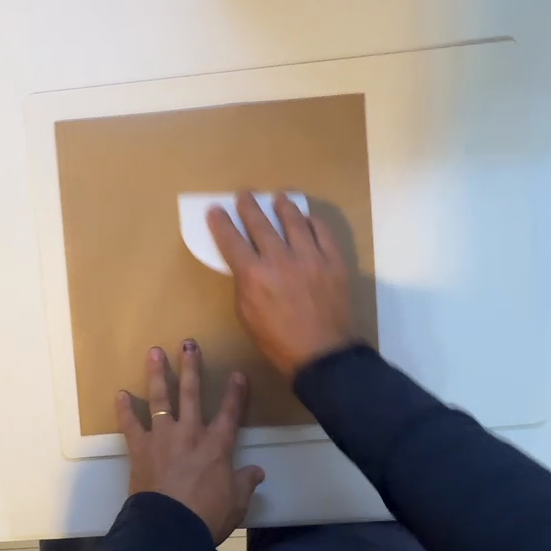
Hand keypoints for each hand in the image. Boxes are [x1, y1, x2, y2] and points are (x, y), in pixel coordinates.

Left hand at [115, 341, 263, 543]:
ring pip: (160, 398)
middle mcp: (190, 433)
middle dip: (191, 367)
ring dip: (158, 374)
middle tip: (188, 344)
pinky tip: (119, 394)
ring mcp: (163, 437)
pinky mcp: (140, 447)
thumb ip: (245, 483)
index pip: (231, 414)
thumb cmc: (207, 516)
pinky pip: (130, 424)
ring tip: (154, 352)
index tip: (238, 373)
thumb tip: (257, 471)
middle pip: (192, 393)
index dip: (236, 393)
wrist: (170, 527)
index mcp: (217, 446)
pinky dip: (124, 409)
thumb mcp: (236, 503)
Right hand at [207, 192, 357, 378]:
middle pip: (260, 223)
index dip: (220, 222)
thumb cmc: (277, 341)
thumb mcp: (247, 314)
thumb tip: (247, 264)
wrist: (323, 355)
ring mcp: (310, 257)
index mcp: (253, 275)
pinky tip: (307, 219)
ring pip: (294, 221)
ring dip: (283, 206)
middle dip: (249, 206)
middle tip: (245, 194)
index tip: (215, 210)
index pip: (231, 239)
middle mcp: (280, 259)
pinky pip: (322, 233)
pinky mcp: (334, 261)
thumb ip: (244, 283)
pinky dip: (313, 222)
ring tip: (278, 197)